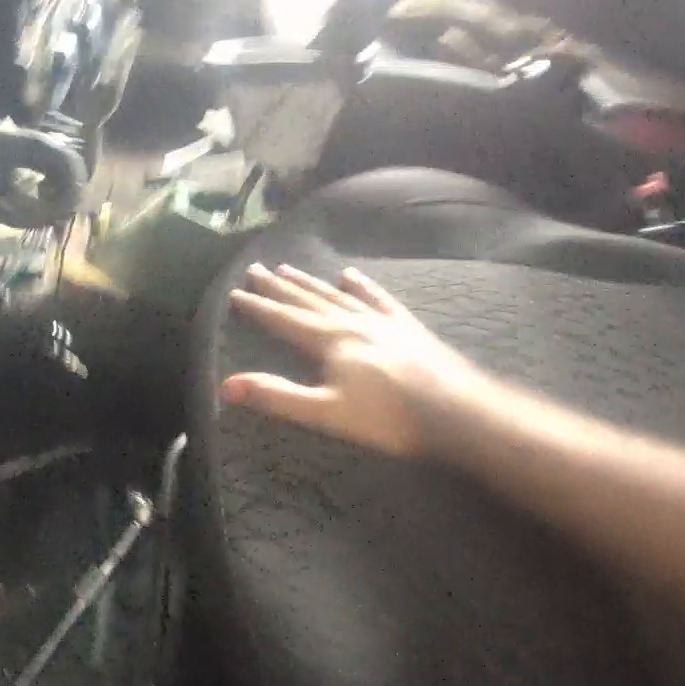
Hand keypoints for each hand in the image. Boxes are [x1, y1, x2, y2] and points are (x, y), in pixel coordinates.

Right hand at [220, 263, 491, 458]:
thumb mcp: (325, 412)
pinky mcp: (406, 327)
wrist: (457, 412)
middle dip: (278, 287)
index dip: (258, 307)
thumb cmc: (388, 418)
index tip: (234, 293)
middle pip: (307, 300)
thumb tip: (226, 385)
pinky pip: (377, 299)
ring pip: (337, 295)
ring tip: (290, 267)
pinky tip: (352, 275)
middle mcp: (351, 322)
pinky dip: (362, 286)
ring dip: (311, 282)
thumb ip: (276, 396)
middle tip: (256, 269)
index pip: (283, 319)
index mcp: (329, 341)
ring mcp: (381, 322)